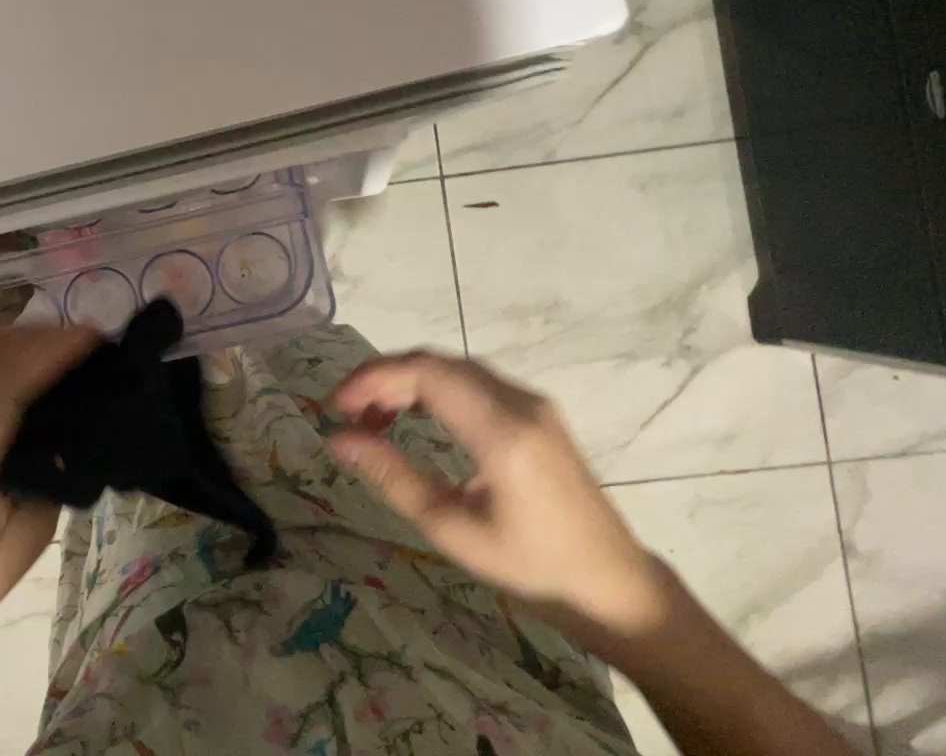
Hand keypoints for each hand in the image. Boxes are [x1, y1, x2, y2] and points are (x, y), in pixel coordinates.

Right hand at [327, 352, 673, 646]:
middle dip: (383, 377)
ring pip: (454, 367)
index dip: (372, 378)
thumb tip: (338, 439)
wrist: (611, 583)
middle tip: (346, 412)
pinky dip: (434, 388)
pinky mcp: (538, 411)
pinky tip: (414, 415)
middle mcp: (520, 403)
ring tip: (372, 416)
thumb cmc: (529, 566)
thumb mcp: (450, 528)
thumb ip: (391, 476)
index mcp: (501, 432)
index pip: (425, 373)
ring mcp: (534, 403)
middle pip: (437, 362)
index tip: (335, 406)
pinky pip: (474, 381)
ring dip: (407, 381)